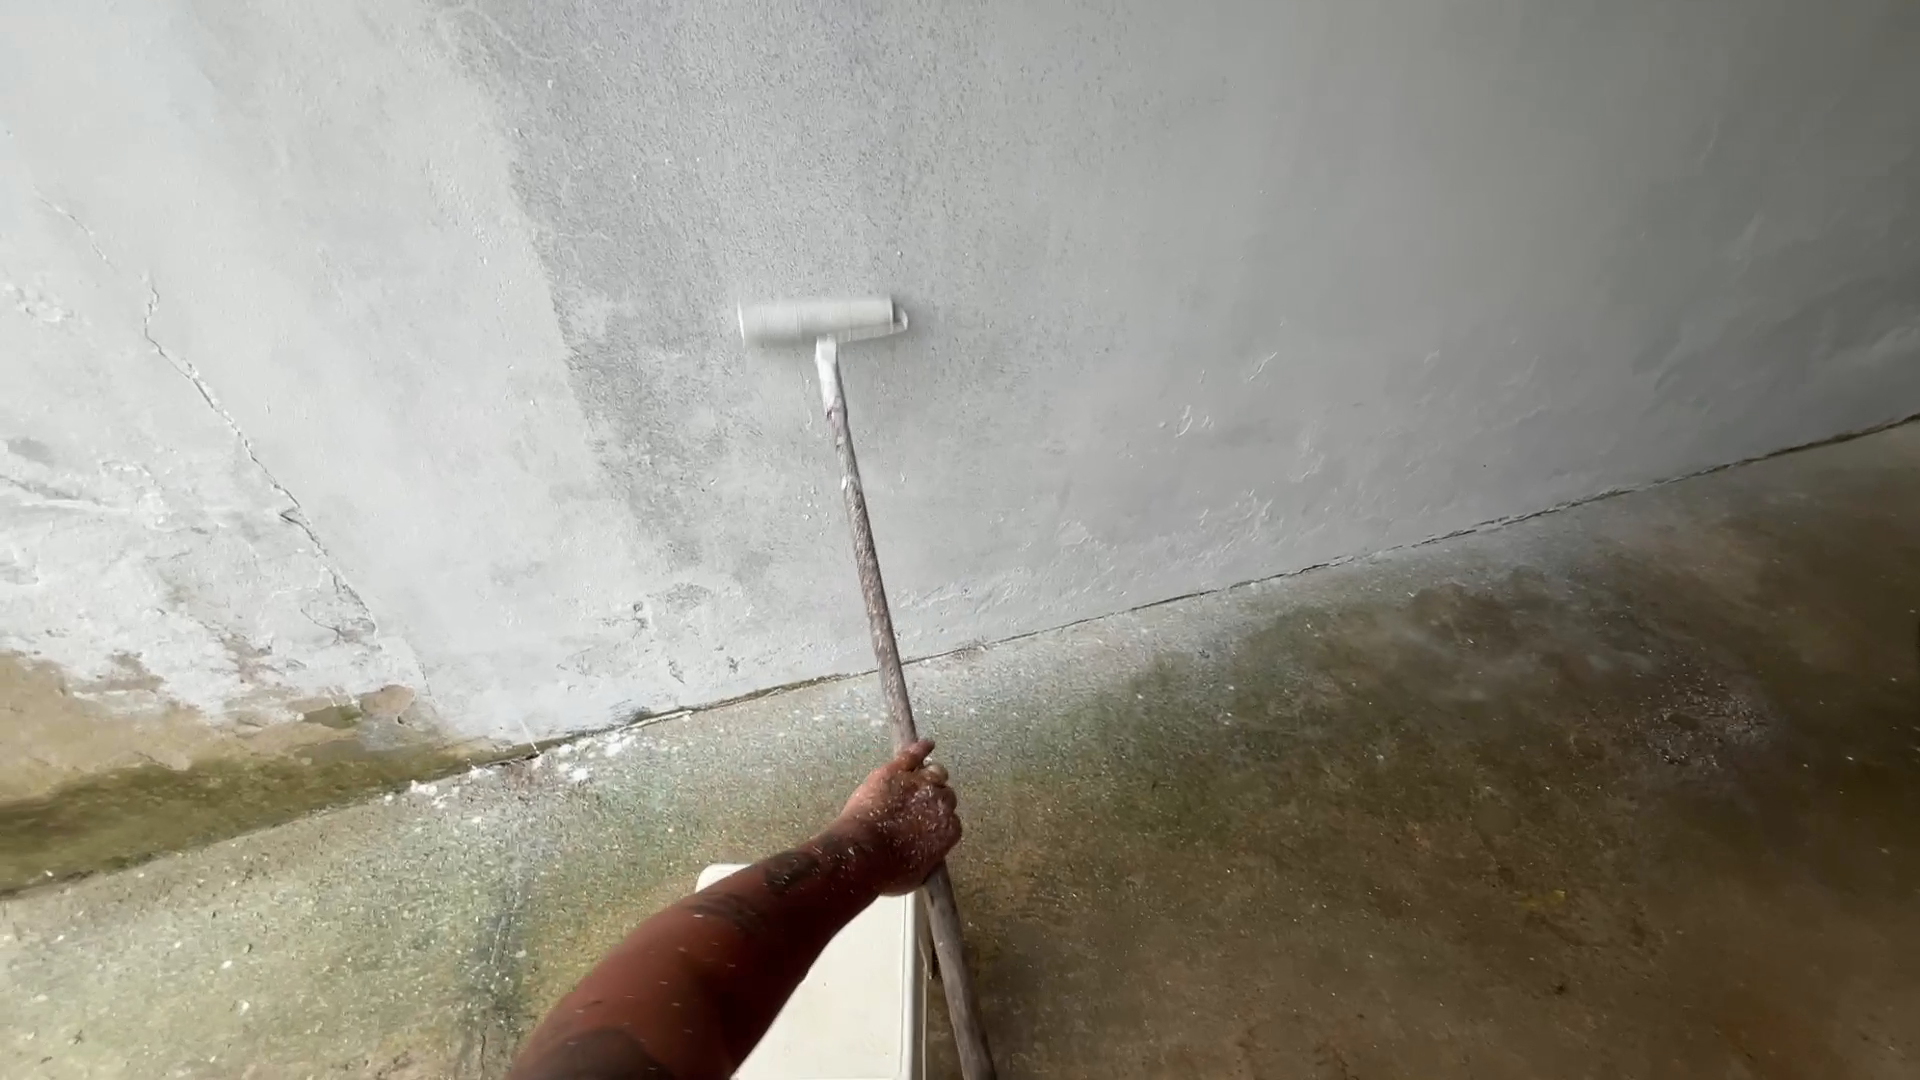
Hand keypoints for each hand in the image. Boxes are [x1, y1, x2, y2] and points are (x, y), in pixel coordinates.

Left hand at [830, 739, 960, 894]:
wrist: (862, 853)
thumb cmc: (888, 870)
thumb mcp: (918, 873)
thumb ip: (931, 855)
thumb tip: (928, 852)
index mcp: (948, 829)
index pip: (952, 819)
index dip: (939, 821)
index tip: (929, 824)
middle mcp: (940, 802)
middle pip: (945, 794)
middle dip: (936, 798)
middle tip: (922, 805)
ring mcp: (919, 783)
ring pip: (935, 771)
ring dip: (931, 776)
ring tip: (923, 778)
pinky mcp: (897, 771)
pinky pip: (914, 753)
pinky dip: (921, 747)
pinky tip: (926, 744)